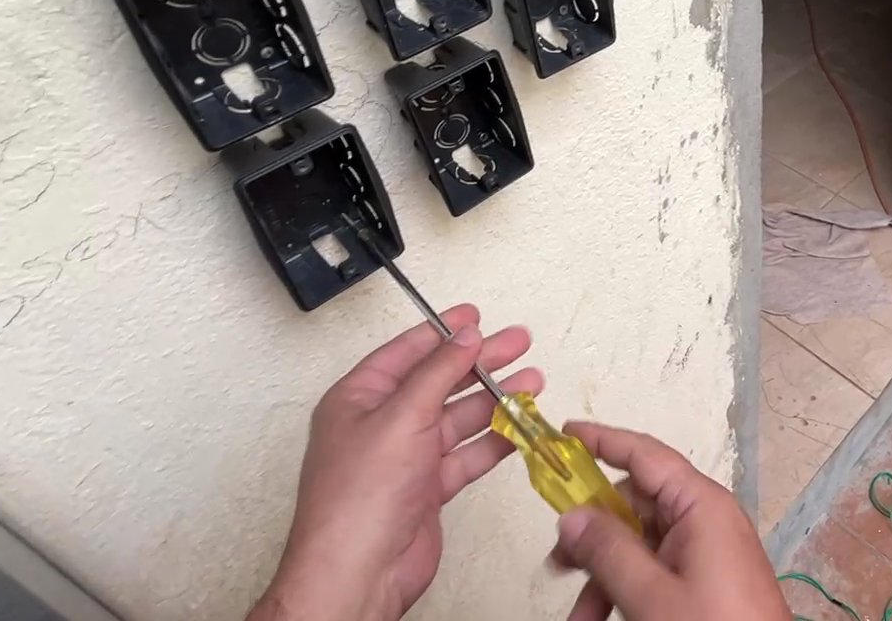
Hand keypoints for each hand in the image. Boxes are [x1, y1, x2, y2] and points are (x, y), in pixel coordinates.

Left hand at [249, 305, 542, 620]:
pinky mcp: (427, 486)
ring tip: (533, 380)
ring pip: (459, 416)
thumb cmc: (359, 497)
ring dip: (496, 398)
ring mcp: (406, 456)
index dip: (444, 330)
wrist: (358, 576)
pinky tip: (520, 426)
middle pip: (440, 380)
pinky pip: (467, 453)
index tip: (477, 315)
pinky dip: (494, 439)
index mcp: (360, 397)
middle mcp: (382, 423)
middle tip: (518, 342)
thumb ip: (439, 371)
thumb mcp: (402, 416)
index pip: (408, 351)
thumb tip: (466, 334)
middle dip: (482, 361)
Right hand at [550, 423, 790, 620]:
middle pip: (636, 505)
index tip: (565, 433)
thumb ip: (608, 551)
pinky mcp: (706, 579)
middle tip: (556, 562)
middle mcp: (704, 516)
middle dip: (594, 535)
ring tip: (579, 616)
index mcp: (700, 503)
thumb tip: (571, 515)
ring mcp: (706, 549)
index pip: (644, 454)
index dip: (603, 440)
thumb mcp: (652, 595)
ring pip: (641, 544)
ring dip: (605, 576)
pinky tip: (603, 617)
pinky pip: (657, 570)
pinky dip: (627, 589)